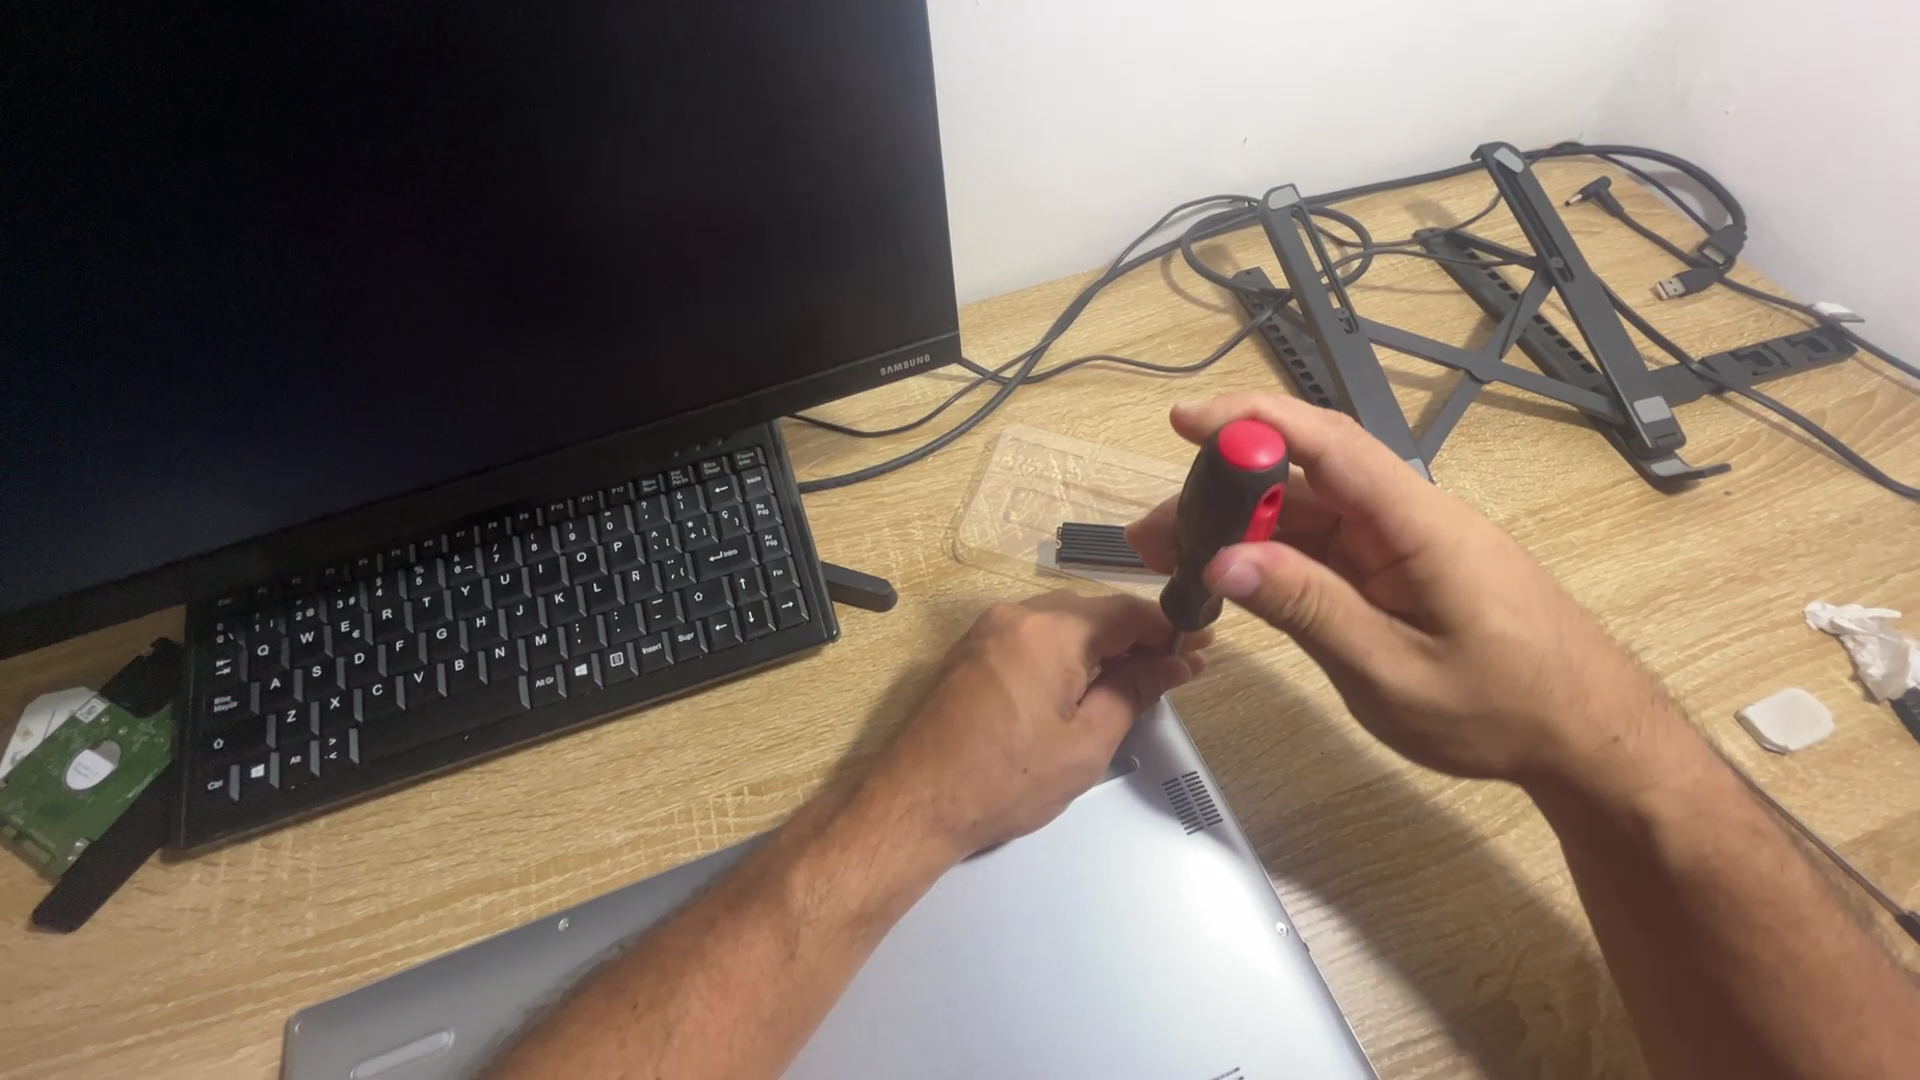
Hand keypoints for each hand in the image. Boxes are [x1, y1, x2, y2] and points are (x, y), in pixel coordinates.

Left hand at [871, 591, 1207, 857]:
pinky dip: (1065, 654)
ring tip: (1135, 683)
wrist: (917, 801)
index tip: (1200, 648)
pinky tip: (1083, 685)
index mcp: (1049, 629)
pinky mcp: (972, 650)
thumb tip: (1176, 663)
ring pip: (1063, 623)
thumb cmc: (1005, 780)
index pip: (1127, 610)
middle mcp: (1015, 615)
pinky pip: (1033, 637)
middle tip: (1174, 670)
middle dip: (1136, 638)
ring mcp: (988, 629)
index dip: (1169, 628)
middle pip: (1093, 612)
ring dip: (1101, 647)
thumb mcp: (1086, 742)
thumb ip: (1135, 691)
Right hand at [1126, 393, 1678, 785]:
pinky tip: (1227, 575)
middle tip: (1152, 532)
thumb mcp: (1391, 670)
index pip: (1324, 444)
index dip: (1251, 422)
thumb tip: (1221, 562)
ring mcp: (1396, 542)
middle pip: (1300, 477)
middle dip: (1221, 492)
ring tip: (1170, 557)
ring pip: (1301, 514)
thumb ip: (1307, 609)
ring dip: (1236, 530)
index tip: (1182, 421)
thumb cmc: (1502, 709)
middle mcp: (1403, 516)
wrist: (1588, 740)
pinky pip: (1319, 547)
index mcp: (1416, 522)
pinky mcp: (1391, 567)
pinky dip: (1267, 557)